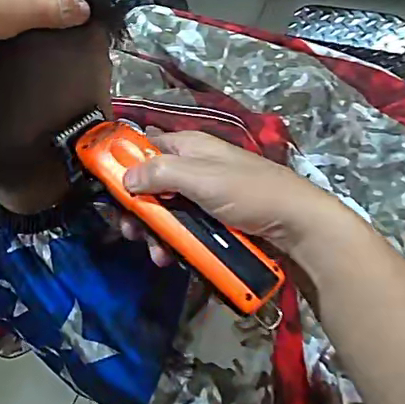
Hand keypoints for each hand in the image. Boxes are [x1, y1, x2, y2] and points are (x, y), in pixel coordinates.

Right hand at [111, 131, 349, 259]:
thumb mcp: (201, 178)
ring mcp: (204, 196)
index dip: (125, 162)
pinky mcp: (214, 221)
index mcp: (190, 147)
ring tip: (157, 252)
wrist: (297, 225)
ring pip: (165, 211)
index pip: (146, 146)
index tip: (107, 185)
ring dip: (156, 232)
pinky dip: (175, 242)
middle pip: (150, 184)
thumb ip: (160, 173)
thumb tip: (124, 176)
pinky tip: (172, 257)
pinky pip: (184, 229)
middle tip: (131, 230)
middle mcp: (194, 168)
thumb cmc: (249, 192)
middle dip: (138, 209)